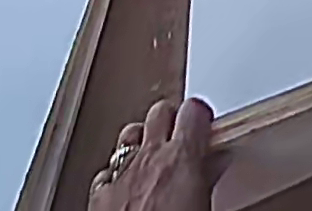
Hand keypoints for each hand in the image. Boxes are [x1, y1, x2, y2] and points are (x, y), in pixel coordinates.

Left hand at [87, 98, 214, 210]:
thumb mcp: (203, 209)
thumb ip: (208, 182)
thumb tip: (214, 169)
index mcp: (182, 159)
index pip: (194, 110)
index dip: (200, 116)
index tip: (205, 127)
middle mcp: (150, 158)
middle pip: (160, 111)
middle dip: (170, 119)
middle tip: (181, 136)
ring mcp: (120, 176)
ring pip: (130, 133)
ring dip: (142, 140)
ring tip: (152, 156)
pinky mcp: (97, 199)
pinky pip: (106, 171)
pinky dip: (116, 174)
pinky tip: (124, 188)